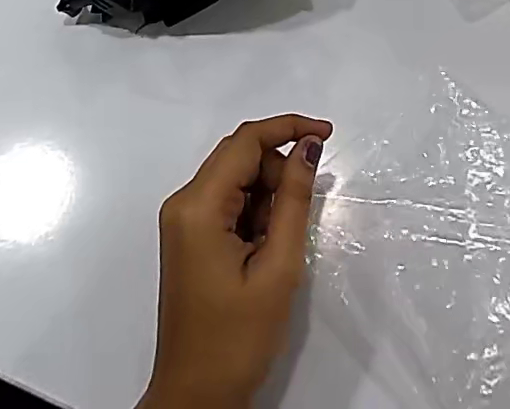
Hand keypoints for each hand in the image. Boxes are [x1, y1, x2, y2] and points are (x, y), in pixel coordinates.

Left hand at [138, 114, 333, 408]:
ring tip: (281, 241)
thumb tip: (307, 147)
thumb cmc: (236, 338)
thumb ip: (293, 200)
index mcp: (198, 205)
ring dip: (267, 194)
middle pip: (239, 157)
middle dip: (278, 170)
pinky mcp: (190, 234)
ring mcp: (183, 218)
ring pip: (236, 178)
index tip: (326, 134)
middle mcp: (184, 201)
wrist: (195, 397)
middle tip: (303, 209)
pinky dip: (255, 211)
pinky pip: (228, 201)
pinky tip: (267, 245)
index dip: (287, 128)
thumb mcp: (278, 267)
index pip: (245, 141)